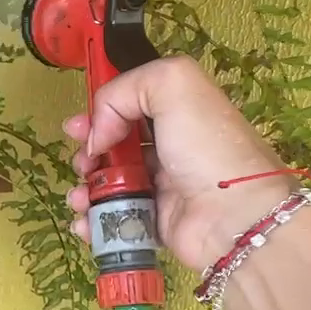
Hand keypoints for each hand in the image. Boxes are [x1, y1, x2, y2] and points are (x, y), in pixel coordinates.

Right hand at [63, 55, 295, 271]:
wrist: (231, 215)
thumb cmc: (206, 147)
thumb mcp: (174, 86)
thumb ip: (126, 89)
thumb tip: (98, 135)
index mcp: (178, 114)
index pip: (129, 107)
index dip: (99, 114)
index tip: (78, 128)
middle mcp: (169, 150)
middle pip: (113, 147)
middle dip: (88, 154)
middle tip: (84, 163)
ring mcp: (159, 189)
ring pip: (108, 185)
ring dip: (85, 190)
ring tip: (81, 198)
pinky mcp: (152, 223)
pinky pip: (113, 219)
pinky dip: (92, 222)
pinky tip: (85, 222)